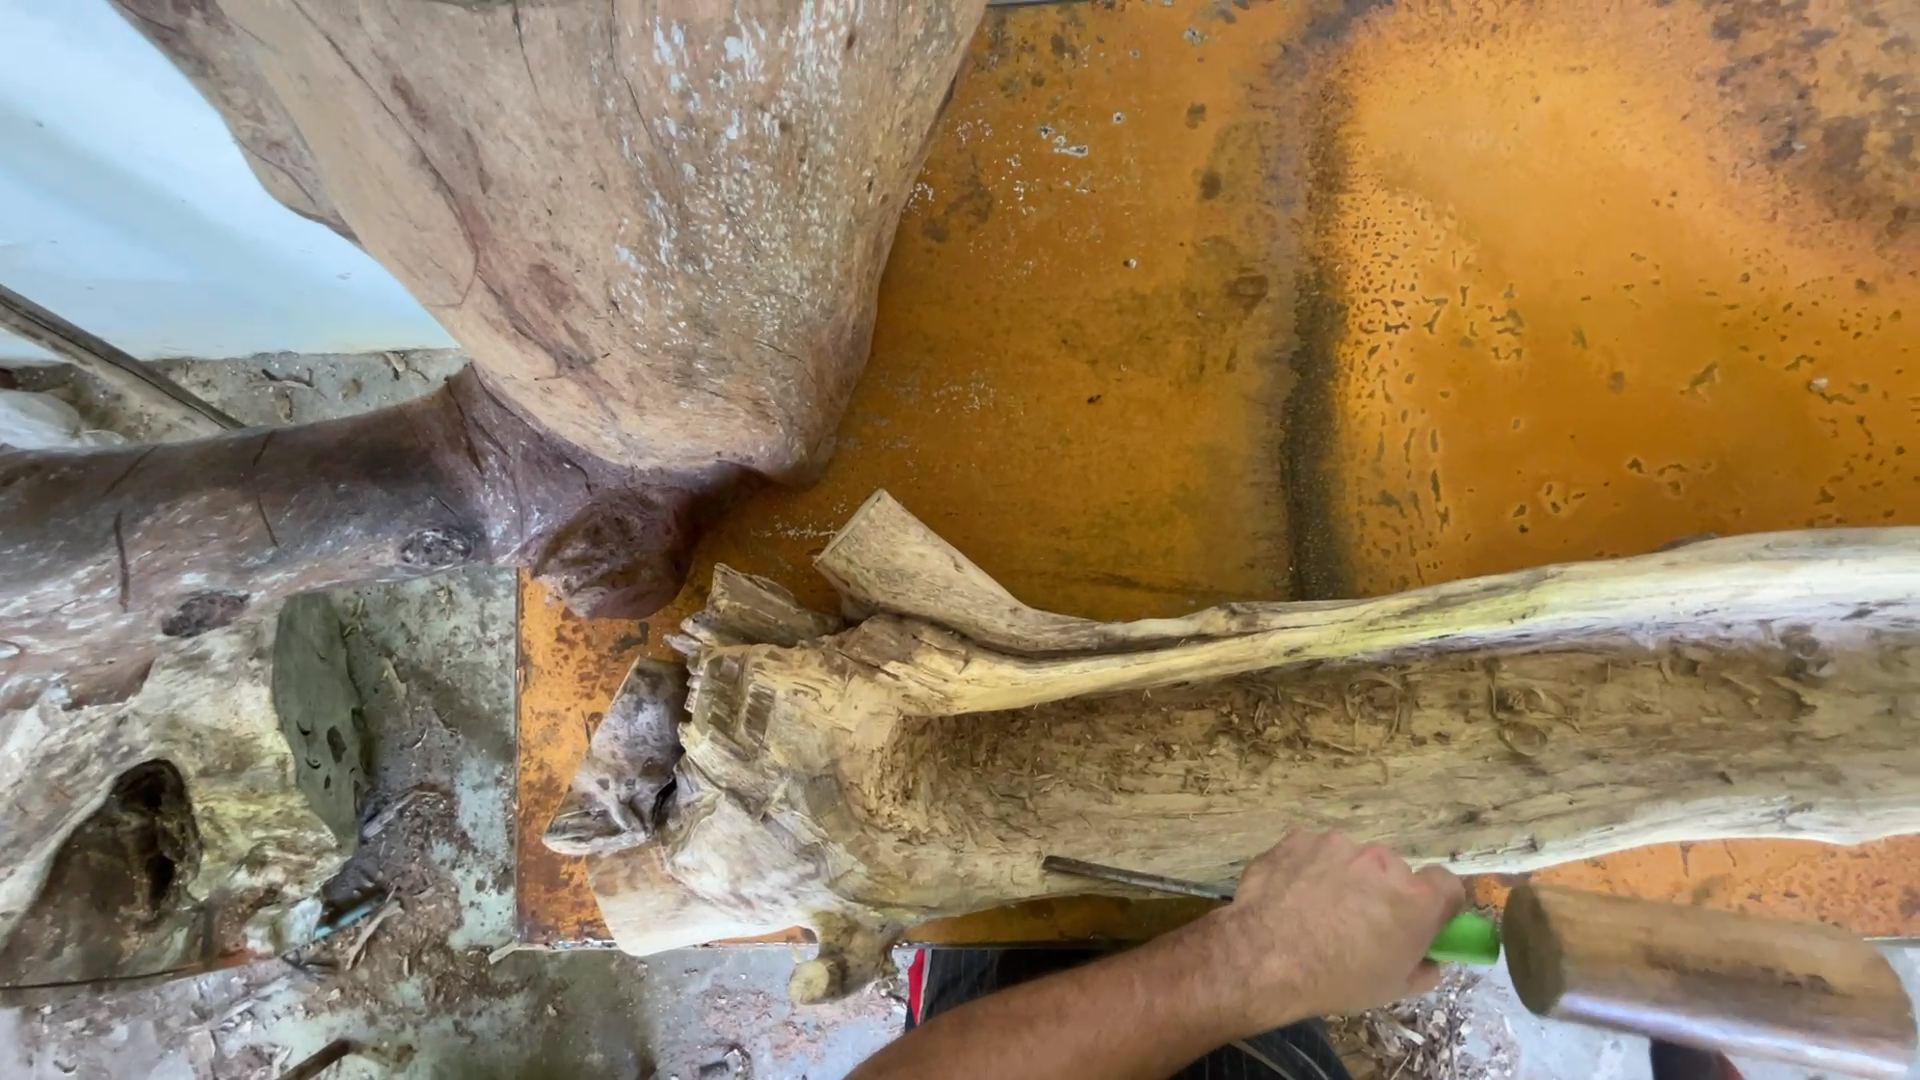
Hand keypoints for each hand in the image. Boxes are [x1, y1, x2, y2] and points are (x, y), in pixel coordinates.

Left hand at [1180, 831, 1464, 1032]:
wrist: (1268, 953)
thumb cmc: (1338, 978)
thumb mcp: (1396, 986)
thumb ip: (1424, 964)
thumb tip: (1429, 954)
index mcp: (1415, 898)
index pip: (1446, 884)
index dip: (1435, 901)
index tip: (1420, 917)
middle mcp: (1380, 861)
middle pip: (1391, 870)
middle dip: (1381, 889)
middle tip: (1359, 917)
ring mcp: (1335, 844)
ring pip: (1349, 857)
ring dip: (1341, 874)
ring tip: (1317, 906)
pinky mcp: (1298, 837)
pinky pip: (1312, 850)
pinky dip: (1307, 866)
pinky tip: (1291, 891)